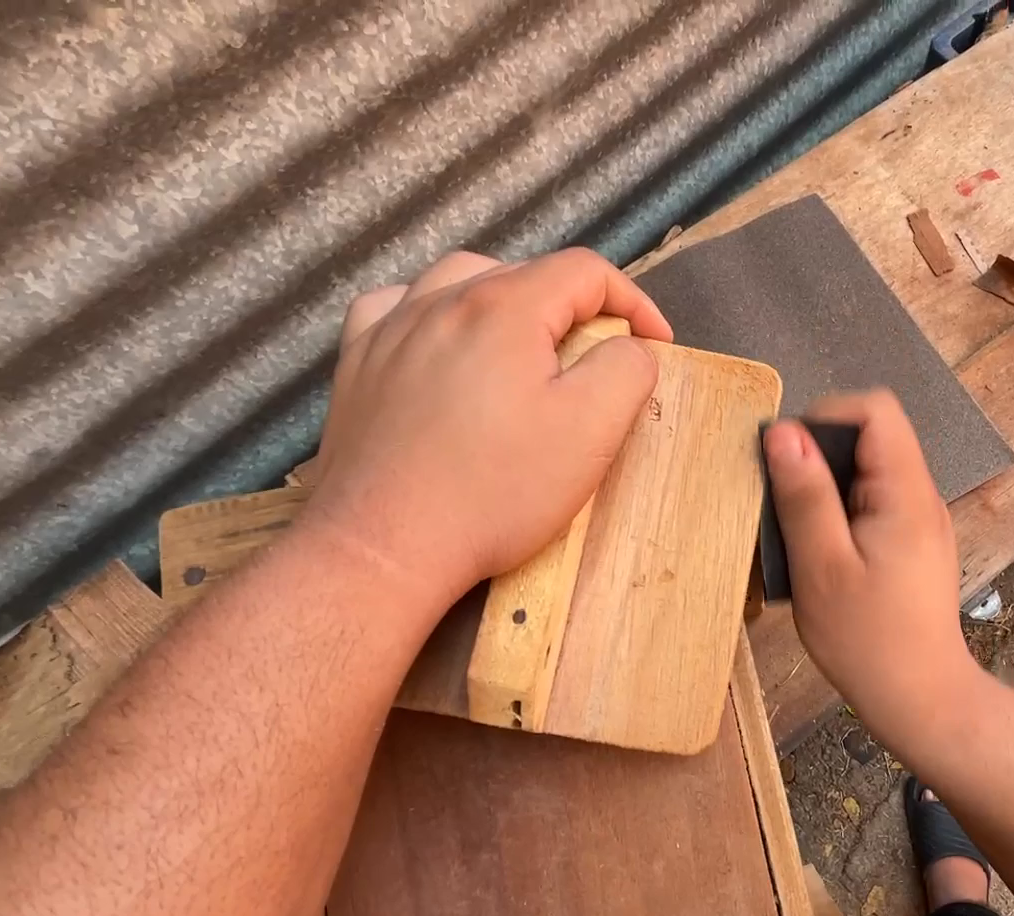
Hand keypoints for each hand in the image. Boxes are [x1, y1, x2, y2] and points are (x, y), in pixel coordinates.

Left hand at [301, 249, 671, 613]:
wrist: (387, 546)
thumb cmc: (499, 490)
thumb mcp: (591, 431)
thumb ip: (626, 370)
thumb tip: (631, 346)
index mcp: (505, 308)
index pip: (586, 272)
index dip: (633, 302)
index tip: (656, 345)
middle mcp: (442, 301)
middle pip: (527, 274)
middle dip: (578, 308)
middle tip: (599, 362)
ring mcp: (390, 329)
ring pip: (460, 279)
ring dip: (508, 298)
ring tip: (527, 342)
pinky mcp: (357, 364)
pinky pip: (395, 306)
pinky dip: (433, 310)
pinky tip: (442, 341)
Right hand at [762, 391, 979, 728]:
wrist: (919, 698)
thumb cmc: (866, 639)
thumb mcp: (821, 566)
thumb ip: (804, 495)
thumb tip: (783, 431)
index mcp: (906, 493)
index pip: (876, 410)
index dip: (826, 417)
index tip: (788, 459)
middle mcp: (923, 496)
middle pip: (873, 437)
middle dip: (821, 455)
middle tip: (786, 500)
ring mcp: (922, 520)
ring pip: (871, 470)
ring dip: (828, 486)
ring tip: (800, 530)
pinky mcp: (914, 543)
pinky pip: (876, 502)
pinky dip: (843, 511)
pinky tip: (822, 551)